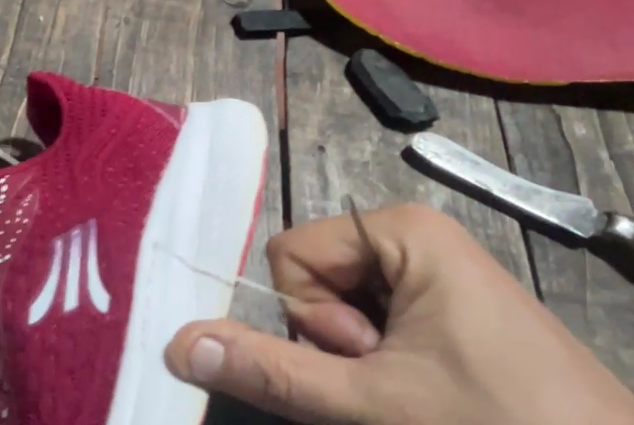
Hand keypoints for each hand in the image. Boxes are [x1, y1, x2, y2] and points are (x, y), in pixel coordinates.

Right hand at [167, 203, 633, 424]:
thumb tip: (176, 343)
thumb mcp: (377, 405)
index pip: (290, 255)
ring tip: (419, 396)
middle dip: (338, 340)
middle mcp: (416, 235)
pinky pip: (382, 320)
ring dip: (361, 359)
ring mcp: (440, 271)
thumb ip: (273, 370)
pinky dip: (386, 363)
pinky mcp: (457, 310)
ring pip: (344, 304)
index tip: (371, 360)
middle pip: (316, 277)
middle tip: (397, 387)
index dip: (313, 316)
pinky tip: (429, 397)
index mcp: (401, 229)